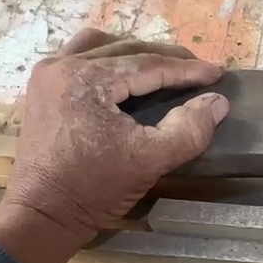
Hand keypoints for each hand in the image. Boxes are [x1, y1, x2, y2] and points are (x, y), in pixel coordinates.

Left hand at [0, 29, 229, 262]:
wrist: (45, 213)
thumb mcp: (150, 160)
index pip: (147, 65)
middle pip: (125, 51)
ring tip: (165, 68)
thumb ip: (188, 130)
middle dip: (166, 59)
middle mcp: (63, 65)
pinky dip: (108, 60)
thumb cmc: (95, 188)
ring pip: (103, 49)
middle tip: (199, 69)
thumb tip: (218, 102)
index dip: (187, 69)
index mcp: (86, 78)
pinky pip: (80, 58)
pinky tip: (124, 73)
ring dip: (137, 55)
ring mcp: (48, 76)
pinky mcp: (44, 90)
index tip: (218, 73)